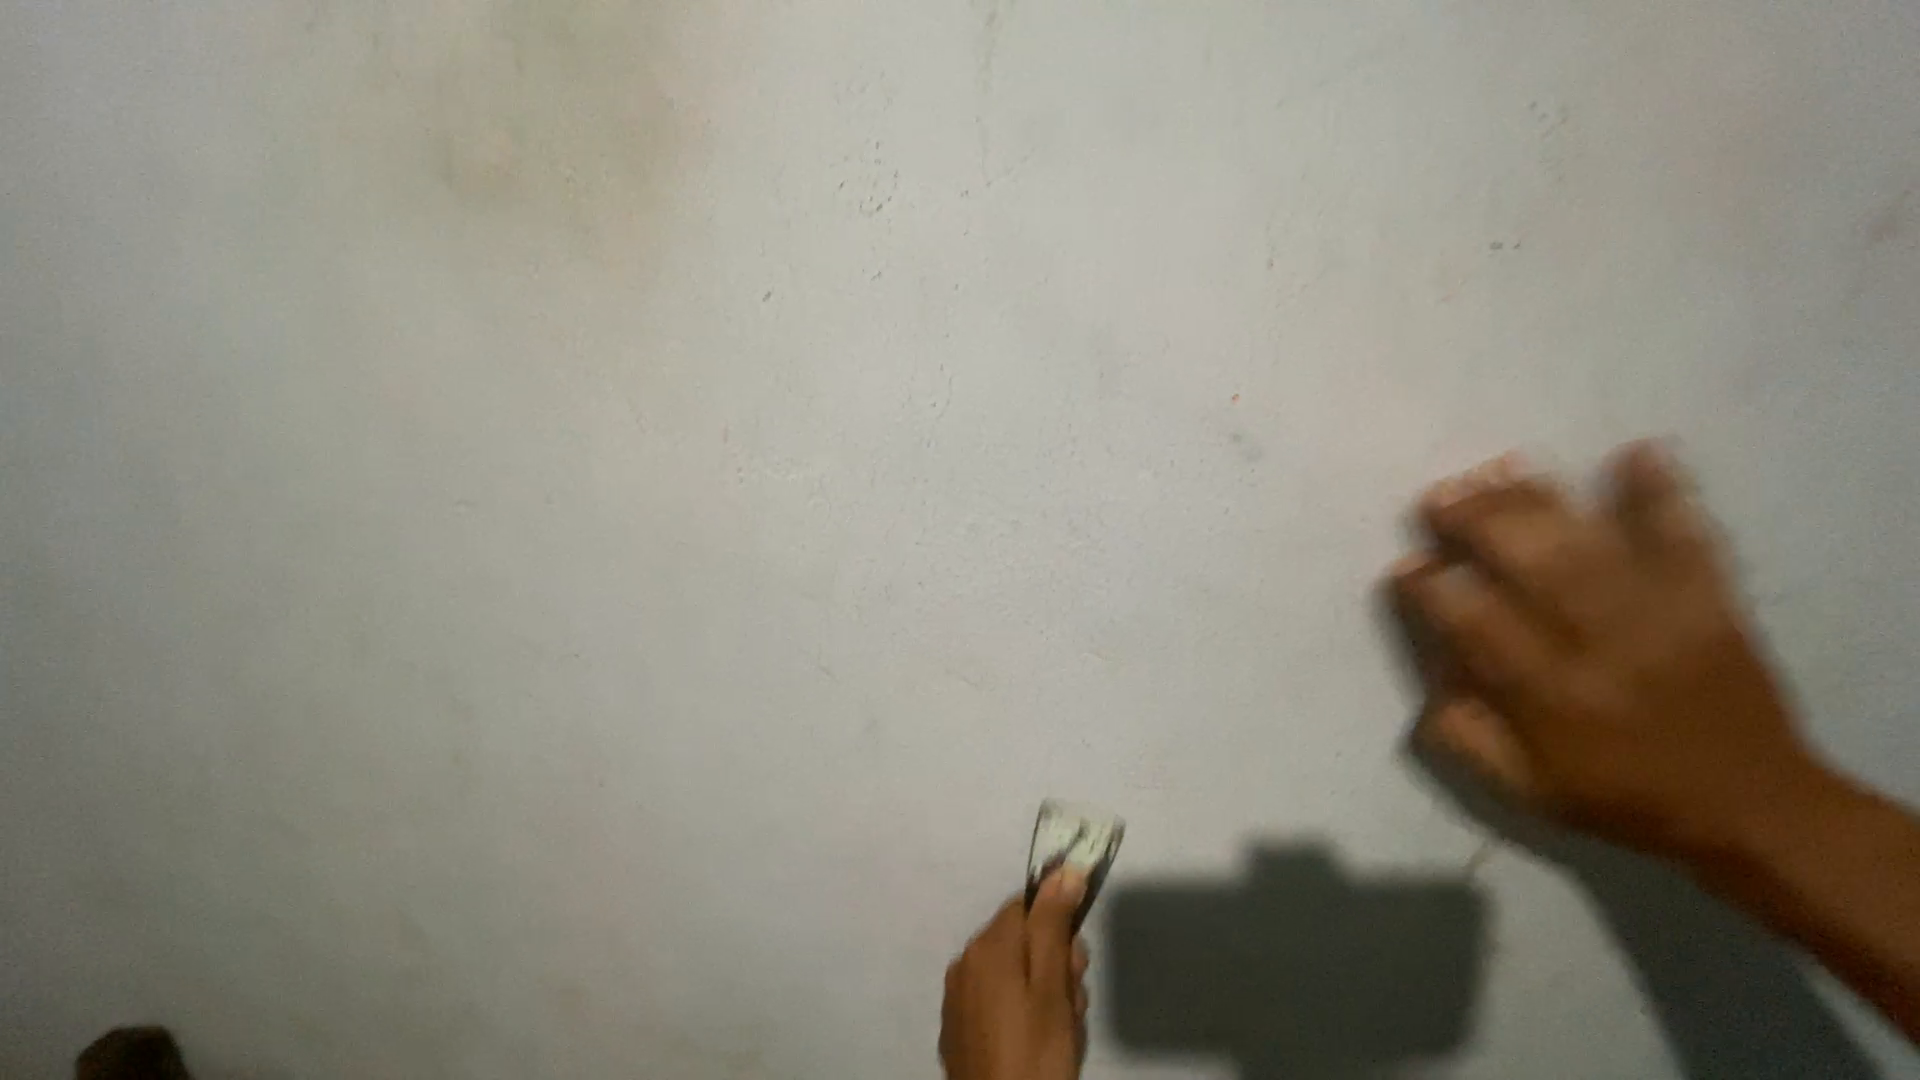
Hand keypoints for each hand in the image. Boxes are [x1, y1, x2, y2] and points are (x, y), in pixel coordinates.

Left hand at [940, 871, 1091, 1079]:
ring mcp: (958, 995)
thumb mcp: (1053, 989)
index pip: (1029, 905)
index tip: (1075, 966)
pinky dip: (1018, 1011)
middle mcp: (965, 960)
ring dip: (1040, 991)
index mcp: (987, 945)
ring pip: (1012, 972)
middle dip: (1054, 966)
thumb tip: (1064, 869)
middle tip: (1070, 1007)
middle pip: (1021, 939)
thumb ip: (1055, 926)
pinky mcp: (958, 1025)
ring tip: (1057, 1032)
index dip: (1060, 930)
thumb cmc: (1035, 1054)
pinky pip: (995, 999)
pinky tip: (1034, 1042)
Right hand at [1391, 442, 1830, 861]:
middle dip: (1479, 524)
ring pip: (1592, 543)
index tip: (1407, 565)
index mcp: (1548, 695)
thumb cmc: (1620, 796)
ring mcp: (1662, 617)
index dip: (1434, 591)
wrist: (1753, 809)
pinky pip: (1689, 539)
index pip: (1476, 626)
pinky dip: (1665, 494)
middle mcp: (1599, 646)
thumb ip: (1465, 736)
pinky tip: (1638, 450)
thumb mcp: (1525, 789)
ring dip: (1541, 500)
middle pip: (1532, 567)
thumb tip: (1426, 680)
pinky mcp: (1711, 603)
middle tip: (1440, 495)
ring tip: (1498, 468)